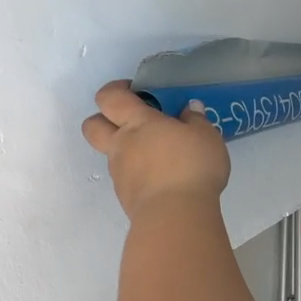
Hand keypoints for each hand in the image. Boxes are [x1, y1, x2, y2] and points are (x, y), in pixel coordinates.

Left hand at [81, 80, 229, 220]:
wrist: (175, 211)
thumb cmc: (192, 164)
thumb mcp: (207, 136)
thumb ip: (196, 120)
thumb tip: (188, 109)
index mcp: (137, 123)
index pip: (110, 98)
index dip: (116, 89)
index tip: (134, 89)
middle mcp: (121, 144)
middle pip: (93, 125)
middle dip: (105, 118)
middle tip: (132, 120)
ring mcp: (120, 171)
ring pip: (111, 152)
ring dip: (127, 148)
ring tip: (160, 153)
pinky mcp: (126, 193)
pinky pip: (127, 174)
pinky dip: (140, 171)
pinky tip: (165, 176)